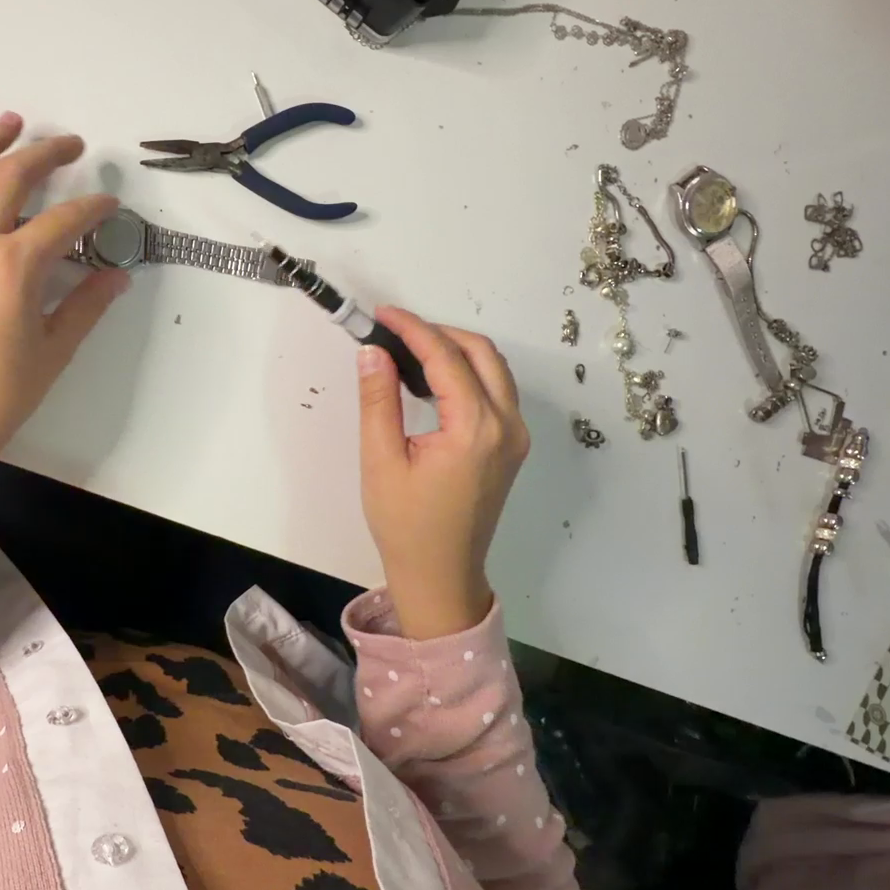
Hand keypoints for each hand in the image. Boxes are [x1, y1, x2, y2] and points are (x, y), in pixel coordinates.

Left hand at [0, 113, 128, 494]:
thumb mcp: (54, 349)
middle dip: (45, 155)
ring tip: (9, 123)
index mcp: (12, 268)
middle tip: (71, 145)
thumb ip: (86, 304)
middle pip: (9, 180)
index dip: (94, 210)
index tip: (113, 207)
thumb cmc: (2, 395)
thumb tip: (117, 277)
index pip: (63, 221)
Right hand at [357, 307, 529, 638]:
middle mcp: (507, 425)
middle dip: (438, 333)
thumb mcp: (380, 460)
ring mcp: (515, 437)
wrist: (440, 574)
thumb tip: (373, 352)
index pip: (446, 358)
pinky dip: (467, 374)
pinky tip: (432, 382)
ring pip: (493, 370)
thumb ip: (378, 400)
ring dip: (455, 351)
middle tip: (395, 331)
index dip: (412, 329)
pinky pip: (495, 393)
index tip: (382, 314)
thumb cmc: (404, 524)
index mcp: (474, 428)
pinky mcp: (511, 447)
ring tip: (409, 352)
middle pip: (481, 353)